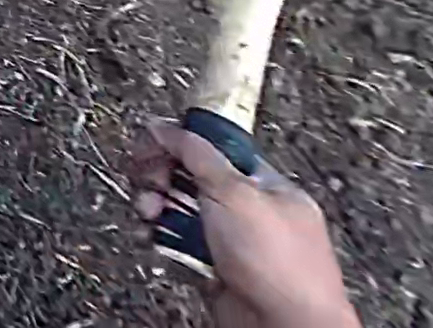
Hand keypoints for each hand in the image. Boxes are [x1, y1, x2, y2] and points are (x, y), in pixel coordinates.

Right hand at [133, 121, 359, 327]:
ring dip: (152, 203)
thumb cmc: (278, 265)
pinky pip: (171, 232)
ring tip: (150, 213)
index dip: (176, 143)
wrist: (283, 327)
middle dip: (157, 175)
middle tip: (149, 181)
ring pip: (173, 202)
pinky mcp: (210, 258)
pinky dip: (156, 230)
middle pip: (185, 173)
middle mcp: (248, 209)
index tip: (150, 145)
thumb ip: (194, 151)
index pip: (211, 147)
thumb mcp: (232, 191)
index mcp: (267, 187)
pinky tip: (155, 233)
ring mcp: (229, 235)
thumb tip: (162, 125)